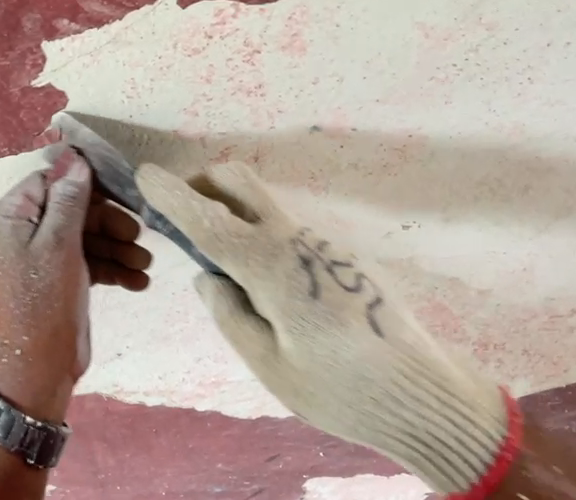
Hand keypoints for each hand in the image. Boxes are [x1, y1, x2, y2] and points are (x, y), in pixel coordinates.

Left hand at [0, 143, 152, 421]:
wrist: (39, 371)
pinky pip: (88, 261)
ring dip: (116, 247)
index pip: (49, 182)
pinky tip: (139, 281)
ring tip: (144, 263)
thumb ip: (69, 199)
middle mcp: (22, 231)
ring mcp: (41, 257)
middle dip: (108, 222)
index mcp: (9, 216)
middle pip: (72, 209)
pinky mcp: (60, 279)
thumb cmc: (42, 301)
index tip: (120, 192)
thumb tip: (75, 156)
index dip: (85, 185)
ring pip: (85, 237)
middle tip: (137, 237)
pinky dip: (112, 268)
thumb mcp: (58, 244)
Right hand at [136, 162, 511, 494]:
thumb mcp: (272, 368)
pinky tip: (262, 287)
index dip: (171, 195)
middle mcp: (294, 241)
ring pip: (260, 204)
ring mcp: (320, 244)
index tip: (144, 175)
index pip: (208, 220)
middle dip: (201, 183)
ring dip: (228, 211)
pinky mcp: (338, 257)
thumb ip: (230, 314)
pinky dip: (255, 234)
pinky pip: (283, 229)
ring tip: (220, 265)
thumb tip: (207, 277)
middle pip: (238, 182)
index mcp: (271, 268)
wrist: (431, 400)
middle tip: (183, 215)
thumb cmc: (344, 393)